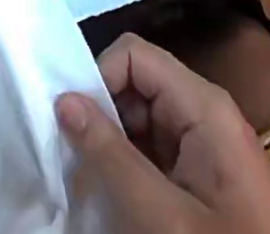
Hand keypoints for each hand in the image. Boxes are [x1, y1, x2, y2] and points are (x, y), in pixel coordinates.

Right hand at [56, 34, 269, 233]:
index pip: (132, 55)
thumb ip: (109, 153)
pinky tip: (117, 199)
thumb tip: (62, 98)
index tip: (74, 124)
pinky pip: (154, 150)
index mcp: (203, 104)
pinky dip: (129, 168)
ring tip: (91, 184)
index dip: (98, 79)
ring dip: (111, 146)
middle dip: (101, 116)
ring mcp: (206, 144)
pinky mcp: (205, 175)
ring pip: (139, 119)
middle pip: (134, 84)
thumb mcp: (161, 214)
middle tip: (75, 159)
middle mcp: (205, 112)